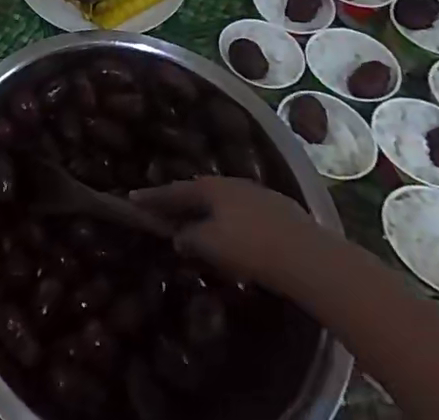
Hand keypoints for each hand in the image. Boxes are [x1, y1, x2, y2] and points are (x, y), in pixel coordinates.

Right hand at [132, 177, 335, 293]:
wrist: (305, 255)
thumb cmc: (249, 246)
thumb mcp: (209, 245)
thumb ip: (189, 238)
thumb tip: (178, 235)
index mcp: (211, 187)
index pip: (175, 190)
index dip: (153, 196)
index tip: (133, 197)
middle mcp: (233, 183)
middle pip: (201, 191)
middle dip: (183, 200)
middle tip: (167, 209)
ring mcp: (259, 193)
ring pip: (225, 200)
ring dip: (210, 210)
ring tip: (200, 221)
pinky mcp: (280, 210)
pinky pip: (245, 211)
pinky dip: (232, 219)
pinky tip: (236, 232)